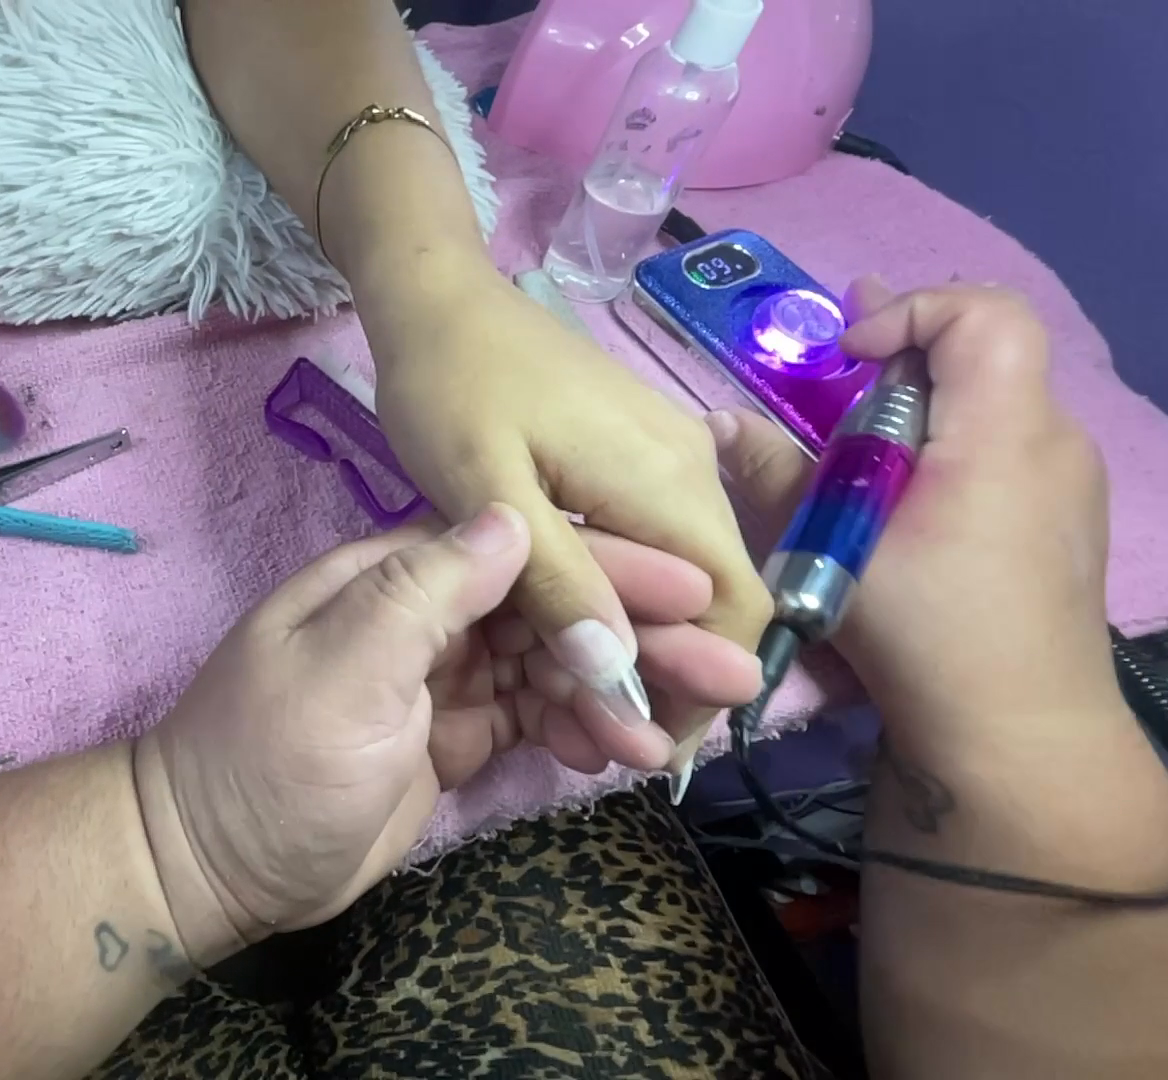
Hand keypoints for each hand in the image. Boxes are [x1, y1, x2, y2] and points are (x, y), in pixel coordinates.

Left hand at [132, 503, 724, 965]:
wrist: (217, 858)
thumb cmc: (273, 757)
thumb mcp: (340, 667)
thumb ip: (421, 592)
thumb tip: (504, 517)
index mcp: (390, 579)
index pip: (513, 554)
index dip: (603, 570)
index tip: (693, 591)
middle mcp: (419, 617)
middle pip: (541, 612)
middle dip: (631, 638)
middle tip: (729, 674)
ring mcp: (434, 679)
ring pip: (541, 669)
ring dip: (611, 693)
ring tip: (679, 733)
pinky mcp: (444, 735)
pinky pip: (521, 718)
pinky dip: (569, 730)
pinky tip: (615, 751)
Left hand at [358, 260, 764, 774]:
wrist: (435, 303)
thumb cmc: (450, 387)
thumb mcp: (487, 487)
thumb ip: (557, 576)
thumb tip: (621, 668)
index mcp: (663, 482)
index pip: (732, 606)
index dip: (700, 685)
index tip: (646, 745)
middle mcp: (681, 473)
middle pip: (704, 597)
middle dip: (661, 675)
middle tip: (601, 739)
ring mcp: (652, 463)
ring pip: (665, 577)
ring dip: (628, 643)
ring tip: (573, 705)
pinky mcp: (616, 462)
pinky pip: (631, 545)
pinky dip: (605, 598)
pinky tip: (559, 633)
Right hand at [708, 280, 1119, 741]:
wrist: (1012, 722)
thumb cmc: (919, 626)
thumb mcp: (825, 547)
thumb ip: (775, 474)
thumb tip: (717, 422)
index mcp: (1003, 438)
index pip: (985, 317)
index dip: (909, 312)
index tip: (842, 357)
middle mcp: (1051, 443)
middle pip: (986, 354)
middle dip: (902, 349)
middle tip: (832, 364)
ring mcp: (1063, 480)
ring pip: (989, 403)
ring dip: (915, 401)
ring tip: (847, 435)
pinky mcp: (1055, 514)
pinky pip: (997, 446)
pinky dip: (938, 441)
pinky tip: (890, 489)